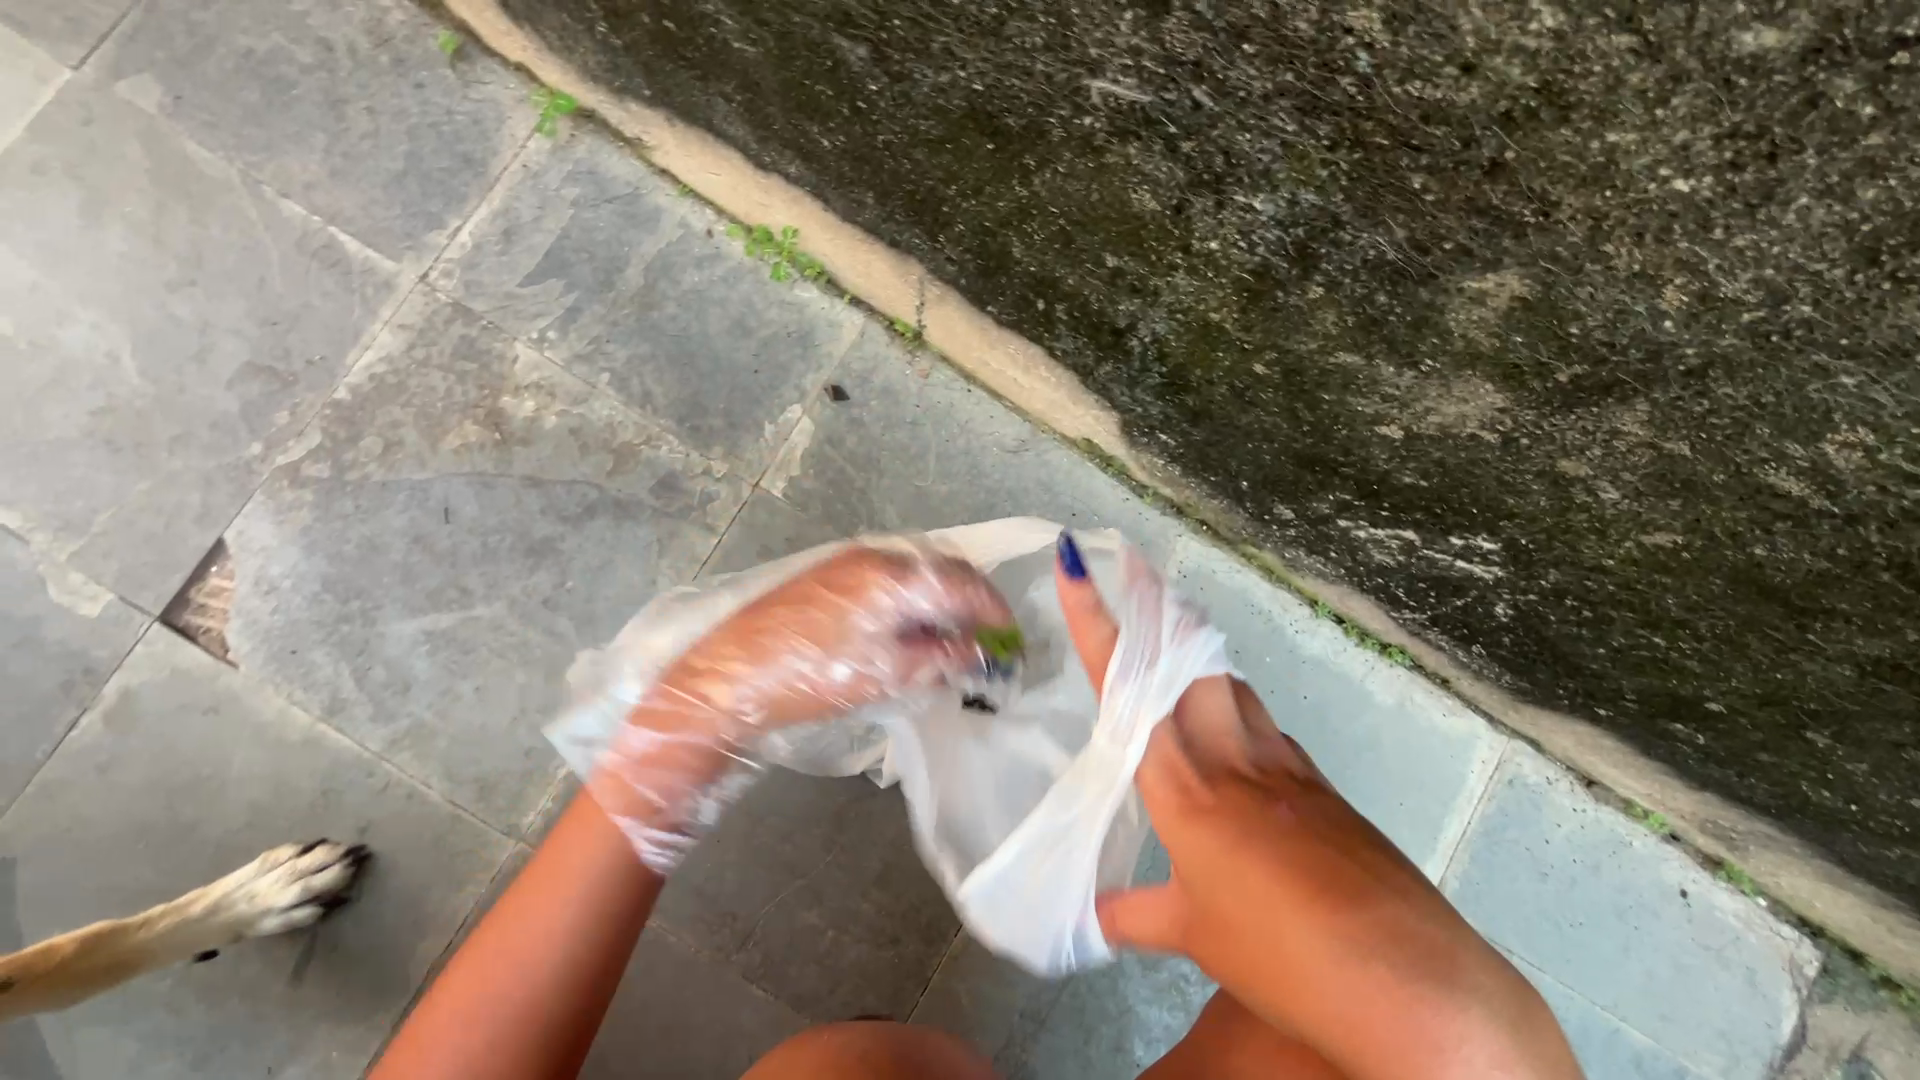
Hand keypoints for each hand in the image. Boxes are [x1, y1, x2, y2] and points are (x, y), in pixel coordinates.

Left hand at [589, 542, 1014, 872]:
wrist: (724, 676)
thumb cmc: (808, 679)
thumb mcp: (883, 675)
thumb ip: (940, 658)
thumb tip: (980, 651)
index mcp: (892, 576)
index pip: (963, 582)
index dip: (995, 610)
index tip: (1013, 638)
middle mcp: (873, 556)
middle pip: (942, 569)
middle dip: (971, 601)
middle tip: (986, 639)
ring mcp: (846, 561)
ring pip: (914, 572)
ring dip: (941, 600)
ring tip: (951, 639)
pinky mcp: (826, 575)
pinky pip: (888, 578)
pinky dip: (911, 600)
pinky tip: (908, 629)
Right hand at [1051, 532, 1581, 1079]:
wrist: (1404, 978)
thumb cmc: (1279, 952)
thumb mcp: (1195, 934)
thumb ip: (1136, 914)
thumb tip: (1094, 917)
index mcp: (1184, 783)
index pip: (1128, 687)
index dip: (1096, 623)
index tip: (1076, 565)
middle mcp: (1232, 755)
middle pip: (1194, 659)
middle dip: (1162, 612)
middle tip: (1138, 578)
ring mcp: (1285, 765)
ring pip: (1235, 686)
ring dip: (1202, 660)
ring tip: (1177, 653)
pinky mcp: (1322, 787)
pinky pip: (1270, 731)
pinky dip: (1243, 718)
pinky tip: (1238, 747)